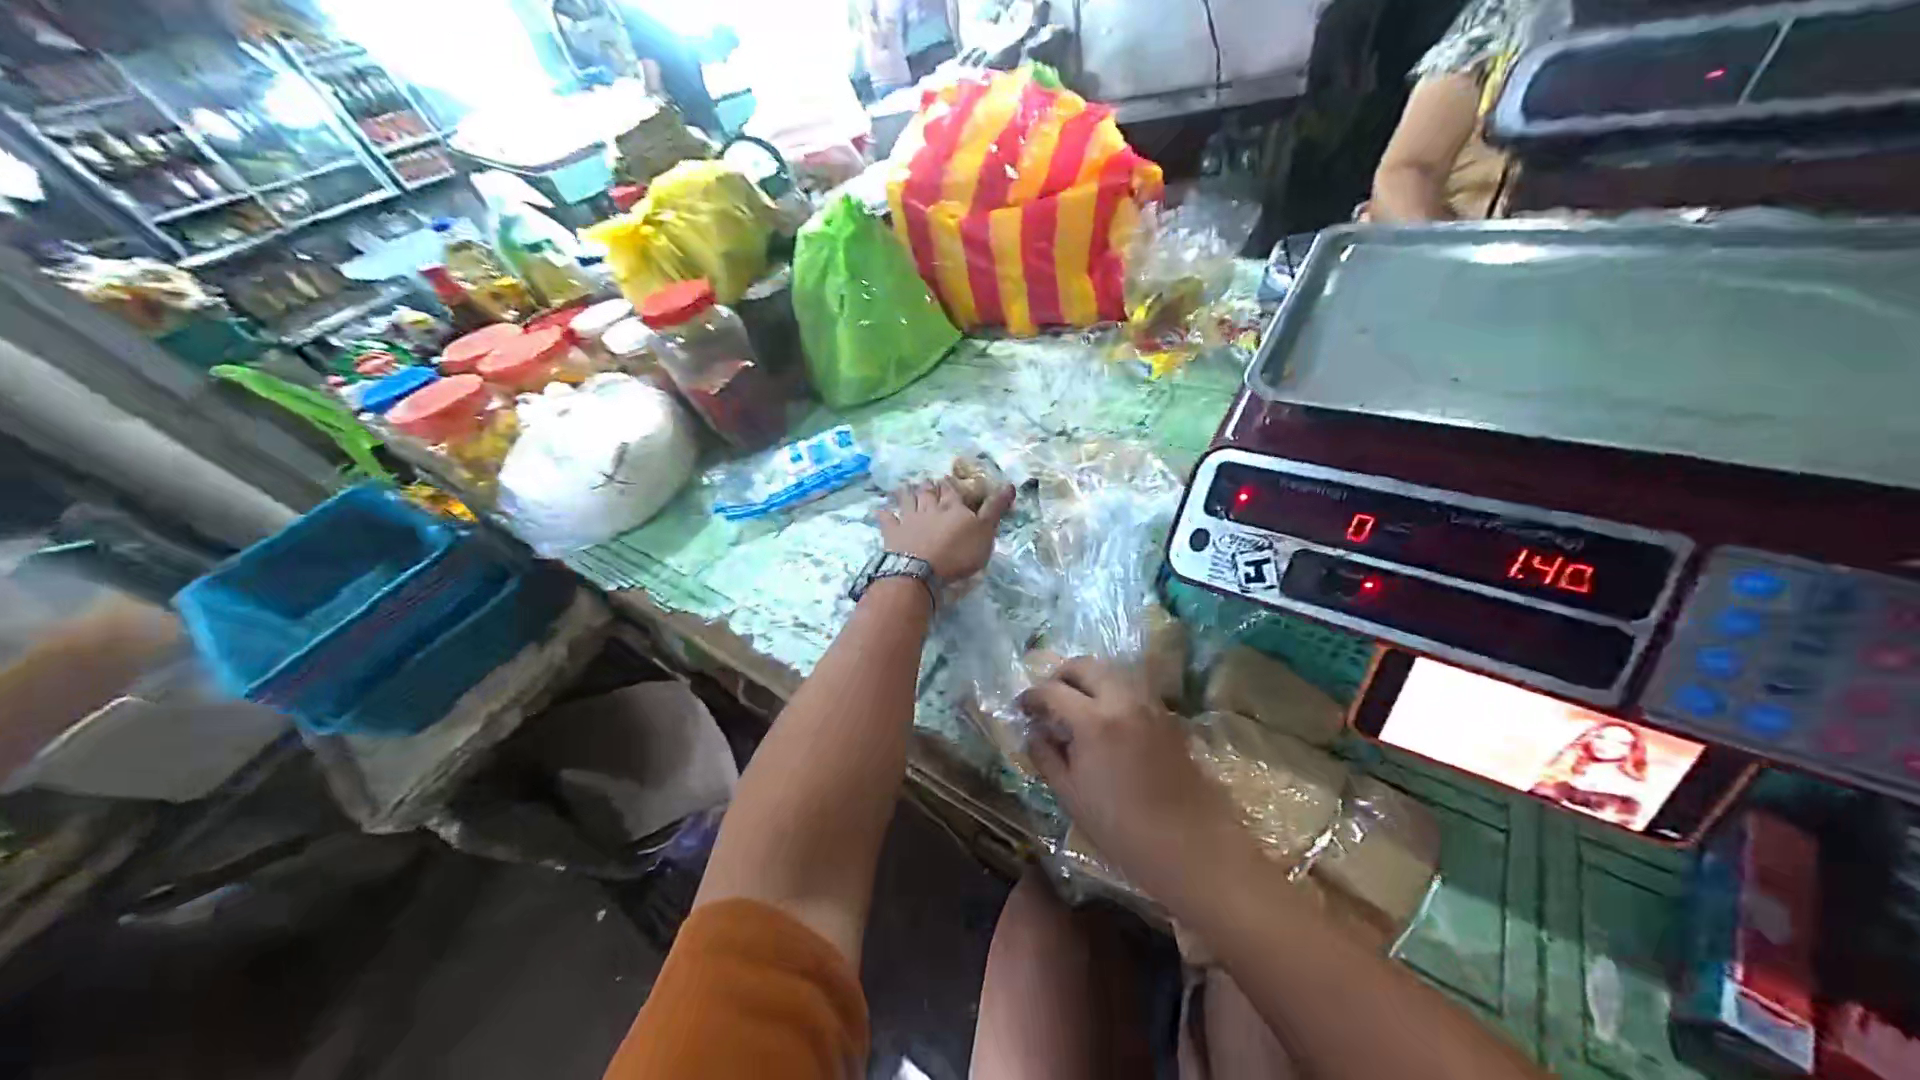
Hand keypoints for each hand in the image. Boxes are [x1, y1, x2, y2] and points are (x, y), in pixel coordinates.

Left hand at [877, 478, 1013, 580]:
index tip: (948, 479)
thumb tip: (1010, 484)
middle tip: (927, 480)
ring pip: (908, 501)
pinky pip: (887, 520)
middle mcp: (929, 508)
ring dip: (907, 493)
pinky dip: (884, 514)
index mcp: (953, 507)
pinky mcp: (893, 534)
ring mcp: (909, 520)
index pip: (952, 491)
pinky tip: (881, 510)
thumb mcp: (985, 531)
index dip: (951, 485)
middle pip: (928, 493)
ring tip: (906, 487)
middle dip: (929, 486)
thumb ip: (995, 509)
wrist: (921, 570)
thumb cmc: (958, 552)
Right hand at [1021, 657, 1252, 905]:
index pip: (1052, 691)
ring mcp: (1150, 705)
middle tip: (1049, 700)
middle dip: (1060, 676)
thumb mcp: (1070, 796)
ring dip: (1089, 681)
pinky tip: (1106, 721)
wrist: (1191, 845)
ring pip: (1112, 672)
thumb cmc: (1121, 828)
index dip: (1031, 697)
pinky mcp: (1167, 717)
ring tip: (1076, 708)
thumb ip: (1047, 757)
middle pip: (1085, 666)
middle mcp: (1122, 701)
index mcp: (1093, 721)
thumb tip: (1035, 733)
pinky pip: (1133, 690)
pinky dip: (1113, 693)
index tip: (1022, 708)